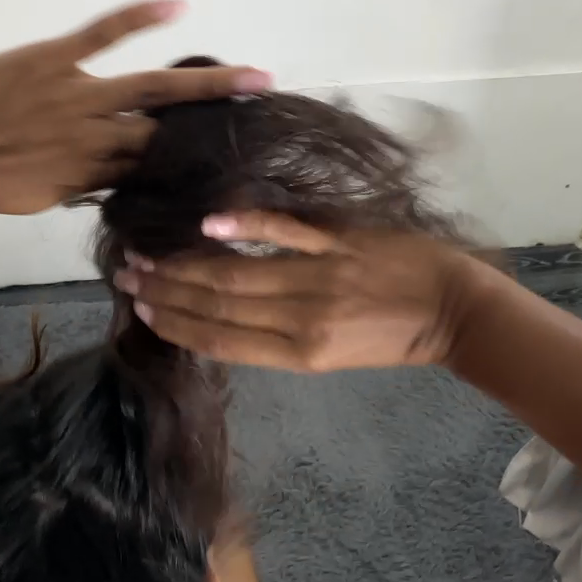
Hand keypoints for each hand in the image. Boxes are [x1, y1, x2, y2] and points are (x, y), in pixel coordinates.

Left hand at [0, 0, 269, 215]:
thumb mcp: (33, 196)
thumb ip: (72, 184)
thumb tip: (99, 179)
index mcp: (92, 173)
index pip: (150, 167)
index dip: (184, 162)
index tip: (217, 157)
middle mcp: (98, 137)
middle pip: (164, 131)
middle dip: (209, 127)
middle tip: (255, 119)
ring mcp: (79, 96)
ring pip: (152, 89)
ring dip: (206, 85)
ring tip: (253, 77)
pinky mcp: (54, 61)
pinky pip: (102, 35)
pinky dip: (138, 17)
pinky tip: (177, 5)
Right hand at [116, 212, 482, 371]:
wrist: (455, 312)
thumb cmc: (394, 339)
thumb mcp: (333, 357)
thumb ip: (279, 337)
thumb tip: (223, 315)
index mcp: (299, 354)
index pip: (221, 338)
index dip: (176, 325)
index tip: (142, 311)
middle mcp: (301, 319)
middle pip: (218, 304)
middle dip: (167, 292)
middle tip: (126, 277)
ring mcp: (319, 277)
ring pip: (238, 272)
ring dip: (186, 264)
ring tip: (148, 256)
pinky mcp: (340, 242)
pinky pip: (284, 230)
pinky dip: (244, 224)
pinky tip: (207, 224)